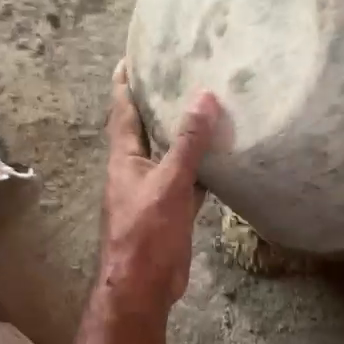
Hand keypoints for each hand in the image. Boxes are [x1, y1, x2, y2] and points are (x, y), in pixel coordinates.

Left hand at [96, 60, 223, 321]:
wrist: (143, 286)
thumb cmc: (147, 232)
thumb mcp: (169, 182)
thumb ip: (188, 142)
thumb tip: (205, 97)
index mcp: (124, 158)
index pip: (122, 111)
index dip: (125, 84)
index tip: (130, 58)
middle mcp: (135, 170)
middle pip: (146, 129)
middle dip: (157, 104)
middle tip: (178, 75)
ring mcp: (153, 192)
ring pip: (169, 155)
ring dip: (182, 135)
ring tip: (204, 109)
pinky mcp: (170, 212)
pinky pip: (188, 181)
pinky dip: (201, 168)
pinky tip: (221, 159)